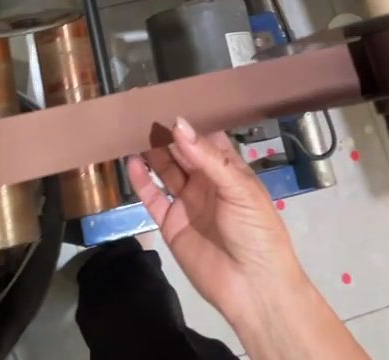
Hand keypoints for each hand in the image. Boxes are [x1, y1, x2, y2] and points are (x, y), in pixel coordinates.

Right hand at [129, 124, 367, 359]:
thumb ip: (206, 157)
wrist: (254, 289)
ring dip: (151, 152)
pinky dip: (141, 180)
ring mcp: (187, 203)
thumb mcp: (239, 189)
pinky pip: (153, 197)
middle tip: (143, 108)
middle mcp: (206, 182)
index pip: (206, 137)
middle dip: (166, 132)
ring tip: (132, 129)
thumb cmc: (257, 232)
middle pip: (182, 151)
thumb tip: (178, 124)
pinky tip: (131, 162)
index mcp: (228, 170)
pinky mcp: (171, 224)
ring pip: (165, 170)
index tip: (168, 98)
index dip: (189, 120)